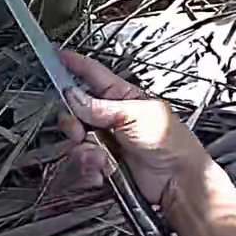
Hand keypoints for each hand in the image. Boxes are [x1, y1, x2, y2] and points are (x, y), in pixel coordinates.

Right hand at [56, 50, 215, 211]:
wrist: (178, 180)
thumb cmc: (171, 142)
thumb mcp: (135, 115)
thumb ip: (100, 107)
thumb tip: (74, 96)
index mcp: (122, 96)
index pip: (92, 73)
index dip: (74, 63)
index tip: (57, 55)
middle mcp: (111, 116)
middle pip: (75, 110)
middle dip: (72, 122)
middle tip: (80, 131)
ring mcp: (107, 139)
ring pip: (77, 139)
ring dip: (85, 150)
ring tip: (100, 156)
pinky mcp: (105, 162)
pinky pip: (83, 161)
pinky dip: (89, 167)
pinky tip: (103, 169)